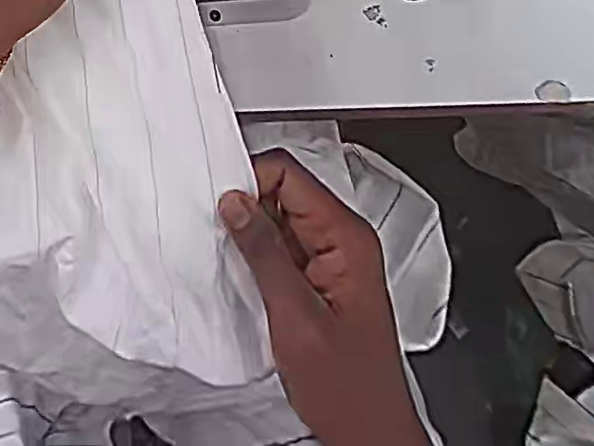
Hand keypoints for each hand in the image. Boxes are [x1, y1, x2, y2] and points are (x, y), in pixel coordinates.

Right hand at [220, 151, 426, 445]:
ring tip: (235, 262)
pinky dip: (258, 254)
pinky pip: (281, 244)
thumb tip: (235, 203)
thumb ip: (263, 253)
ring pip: (279, 217)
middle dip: (248, 206)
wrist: (370, 436)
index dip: (251, 180)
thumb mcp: (296, 317)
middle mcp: (341, 238)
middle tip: (223, 234)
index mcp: (345, 236)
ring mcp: (330, 256)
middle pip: (283, 190)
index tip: (224, 204)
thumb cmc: (349, 389)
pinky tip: (247, 277)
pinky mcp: (318, 274)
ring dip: (252, 233)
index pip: (289, 174)